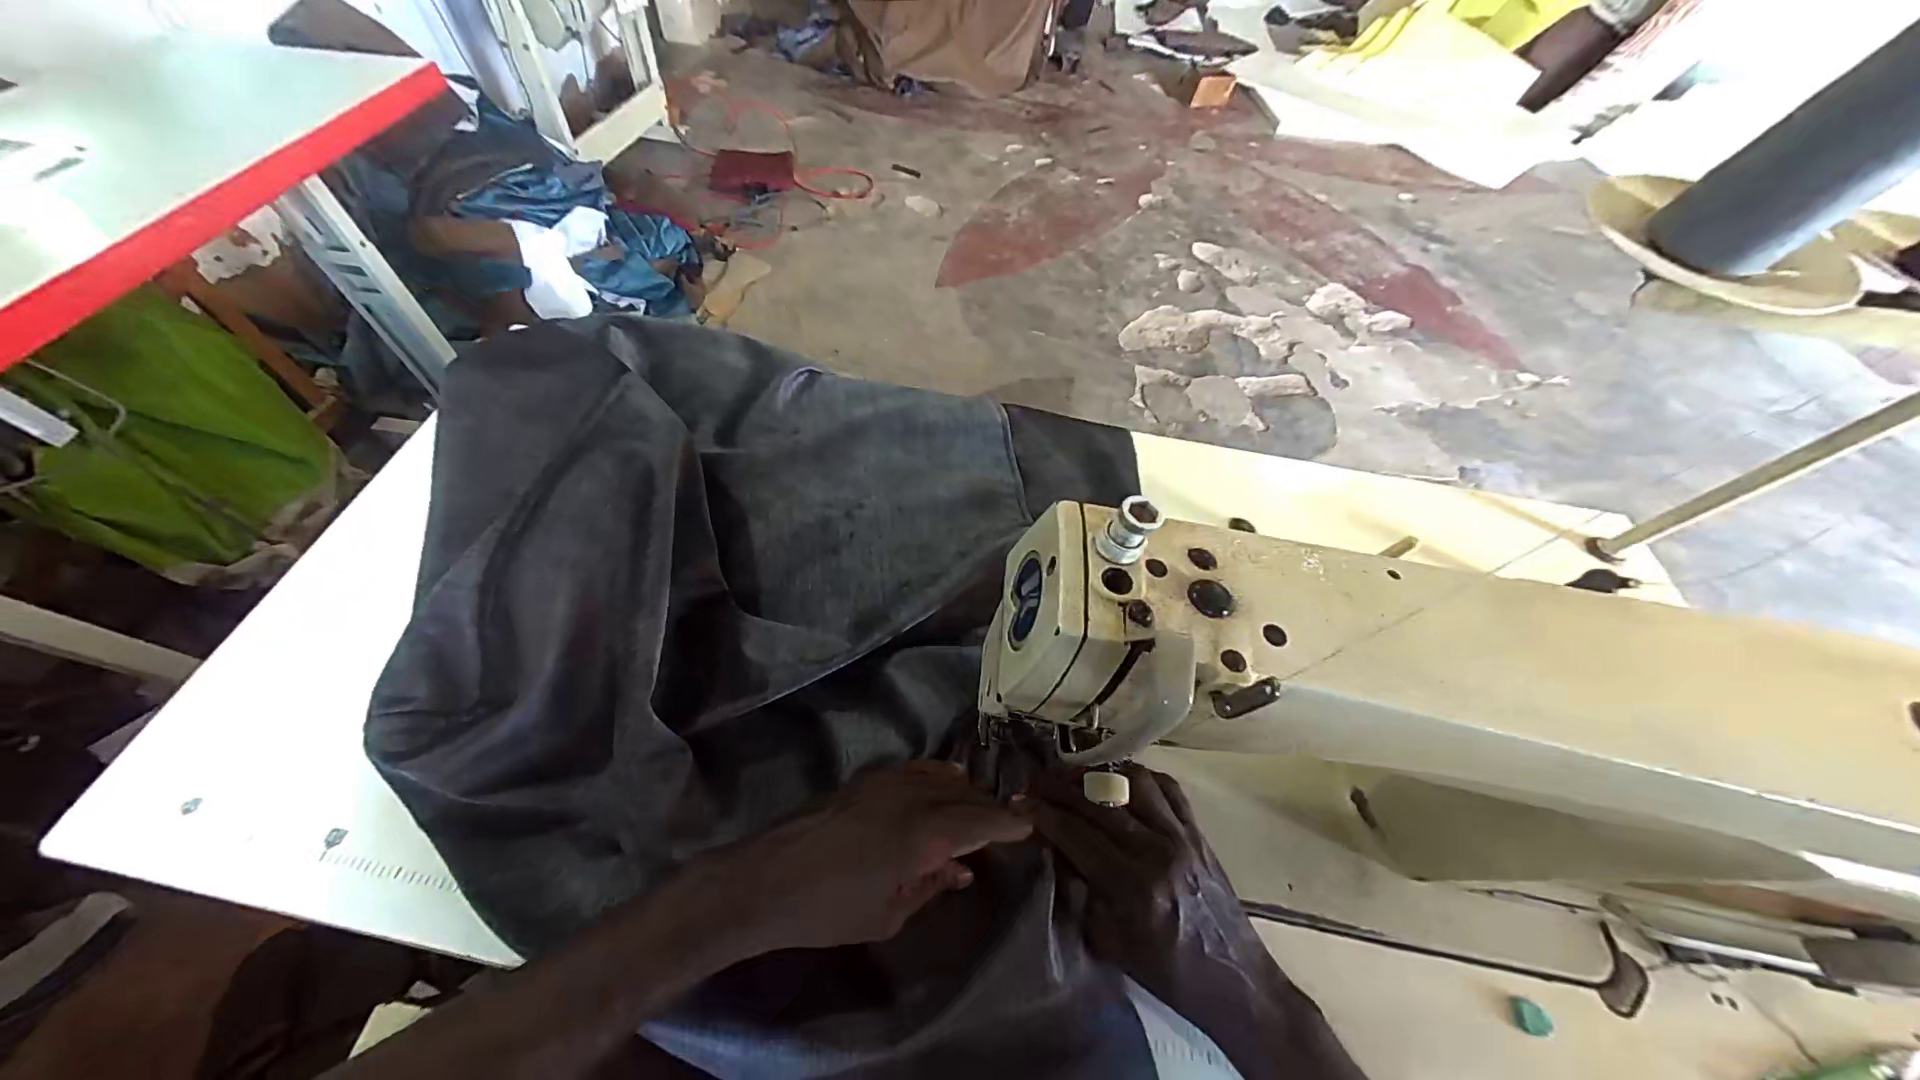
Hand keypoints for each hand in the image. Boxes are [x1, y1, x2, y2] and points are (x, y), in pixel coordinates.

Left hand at [686, 761, 1032, 952]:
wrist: (766, 880)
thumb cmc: (828, 909)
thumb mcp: (887, 915)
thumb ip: (929, 885)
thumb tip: (958, 869)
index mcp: (921, 832)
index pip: (979, 819)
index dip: (1007, 821)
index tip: (1028, 824)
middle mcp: (909, 795)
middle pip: (963, 792)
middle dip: (988, 807)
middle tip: (1004, 825)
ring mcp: (885, 781)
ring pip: (940, 775)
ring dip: (963, 791)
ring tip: (975, 808)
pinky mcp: (865, 779)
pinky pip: (915, 770)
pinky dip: (936, 778)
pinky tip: (939, 787)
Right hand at [1022, 763, 1275, 1000]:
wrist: (1236, 982)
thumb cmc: (1168, 971)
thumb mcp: (1111, 943)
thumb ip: (1080, 892)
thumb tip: (1054, 849)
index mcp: (1133, 886)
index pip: (1076, 833)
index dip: (1043, 813)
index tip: (1019, 801)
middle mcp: (1157, 851)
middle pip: (1099, 802)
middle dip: (1061, 787)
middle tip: (1036, 780)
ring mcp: (1181, 836)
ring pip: (1134, 783)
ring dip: (1099, 773)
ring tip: (1075, 773)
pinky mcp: (1198, 832)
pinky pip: (1168, 788)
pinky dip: (1140, 777)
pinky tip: (1121, 779)